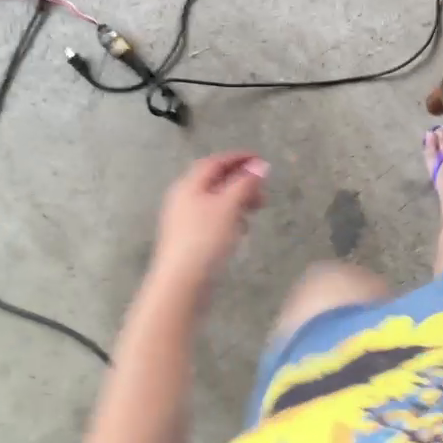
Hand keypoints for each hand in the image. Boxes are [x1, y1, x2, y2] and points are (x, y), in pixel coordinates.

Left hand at [151, 150, 267, 288]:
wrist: (180, 284)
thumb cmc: (205, 238)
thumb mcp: (229, 205)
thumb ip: (245, 183)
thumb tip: (260, 165)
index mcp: (189, 185)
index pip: (215, 162)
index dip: (238, 158)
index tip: (260, 159)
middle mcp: (184, 199)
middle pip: (215, 181)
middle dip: (241, 181)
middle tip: (262, 188)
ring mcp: (185, 220)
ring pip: (216, 201)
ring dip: (237, 200)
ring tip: (256, 208)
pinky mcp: (189, 239)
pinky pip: (213, 218)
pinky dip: (230, 216)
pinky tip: (241, 229)